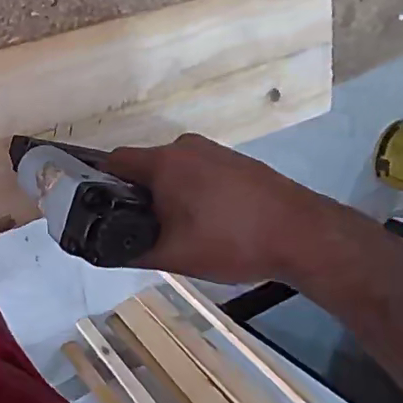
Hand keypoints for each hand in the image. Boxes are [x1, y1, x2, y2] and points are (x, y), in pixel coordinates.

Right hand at [103, 133, 358, 285]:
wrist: (304, 235)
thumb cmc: (233, 242)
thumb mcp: (174, 256)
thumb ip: (130, 252)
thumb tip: (102, 251)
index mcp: (165, 162)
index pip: (114, 162)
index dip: (99, 185)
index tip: (98, 210)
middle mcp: (186, 146)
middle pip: (144, 166)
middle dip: (136, 196)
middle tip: (139, 229)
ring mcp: (214, 151)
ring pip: (172, 170)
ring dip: (167, 195)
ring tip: (178, 231)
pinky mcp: (235, 161)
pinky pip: (197, 172)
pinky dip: (192, 192)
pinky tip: (208, 222)